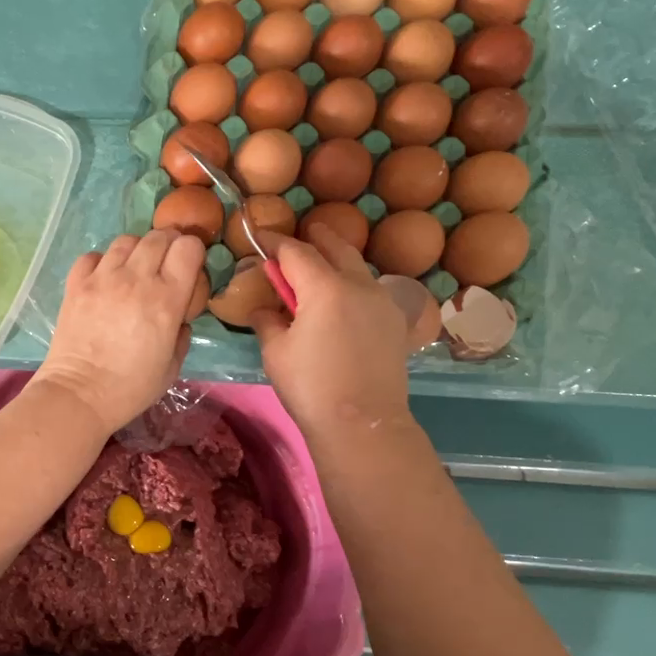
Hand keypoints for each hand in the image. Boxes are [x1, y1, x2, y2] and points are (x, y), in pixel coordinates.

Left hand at [33, 229, 203, 436]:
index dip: (192, 252)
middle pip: (158, 237)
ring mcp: (102, 279)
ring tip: (133, 269)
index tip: (189, 266)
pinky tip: (104, 278)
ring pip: (126, 241)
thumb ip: (181, 334)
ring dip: (135, 250)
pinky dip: (102, 261)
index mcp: (166, 299)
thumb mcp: (172, 367)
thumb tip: (179, 317)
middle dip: (167, 244)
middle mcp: (135, 279)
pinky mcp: (76, 285)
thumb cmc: (130, 388)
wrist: (79, 395)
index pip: (188, 248)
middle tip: (164, 264)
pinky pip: (92, 256)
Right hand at [250, 225, 410, 435]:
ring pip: (357, 267)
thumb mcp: (275, 352)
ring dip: (337, 259)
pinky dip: (353, 282)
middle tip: (302, 232)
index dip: (276, 242)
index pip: (296, 252)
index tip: (260, 238)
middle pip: (336, 248)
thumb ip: (268, 321)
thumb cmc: (310, 387)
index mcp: (325, 287)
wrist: (361, 423)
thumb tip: (265, 309)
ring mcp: (382, 302)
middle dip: (316, 238)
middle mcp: (359, 285)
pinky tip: (342, 297)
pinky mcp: (394, 322)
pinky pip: (370, 289)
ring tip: (321, 263)